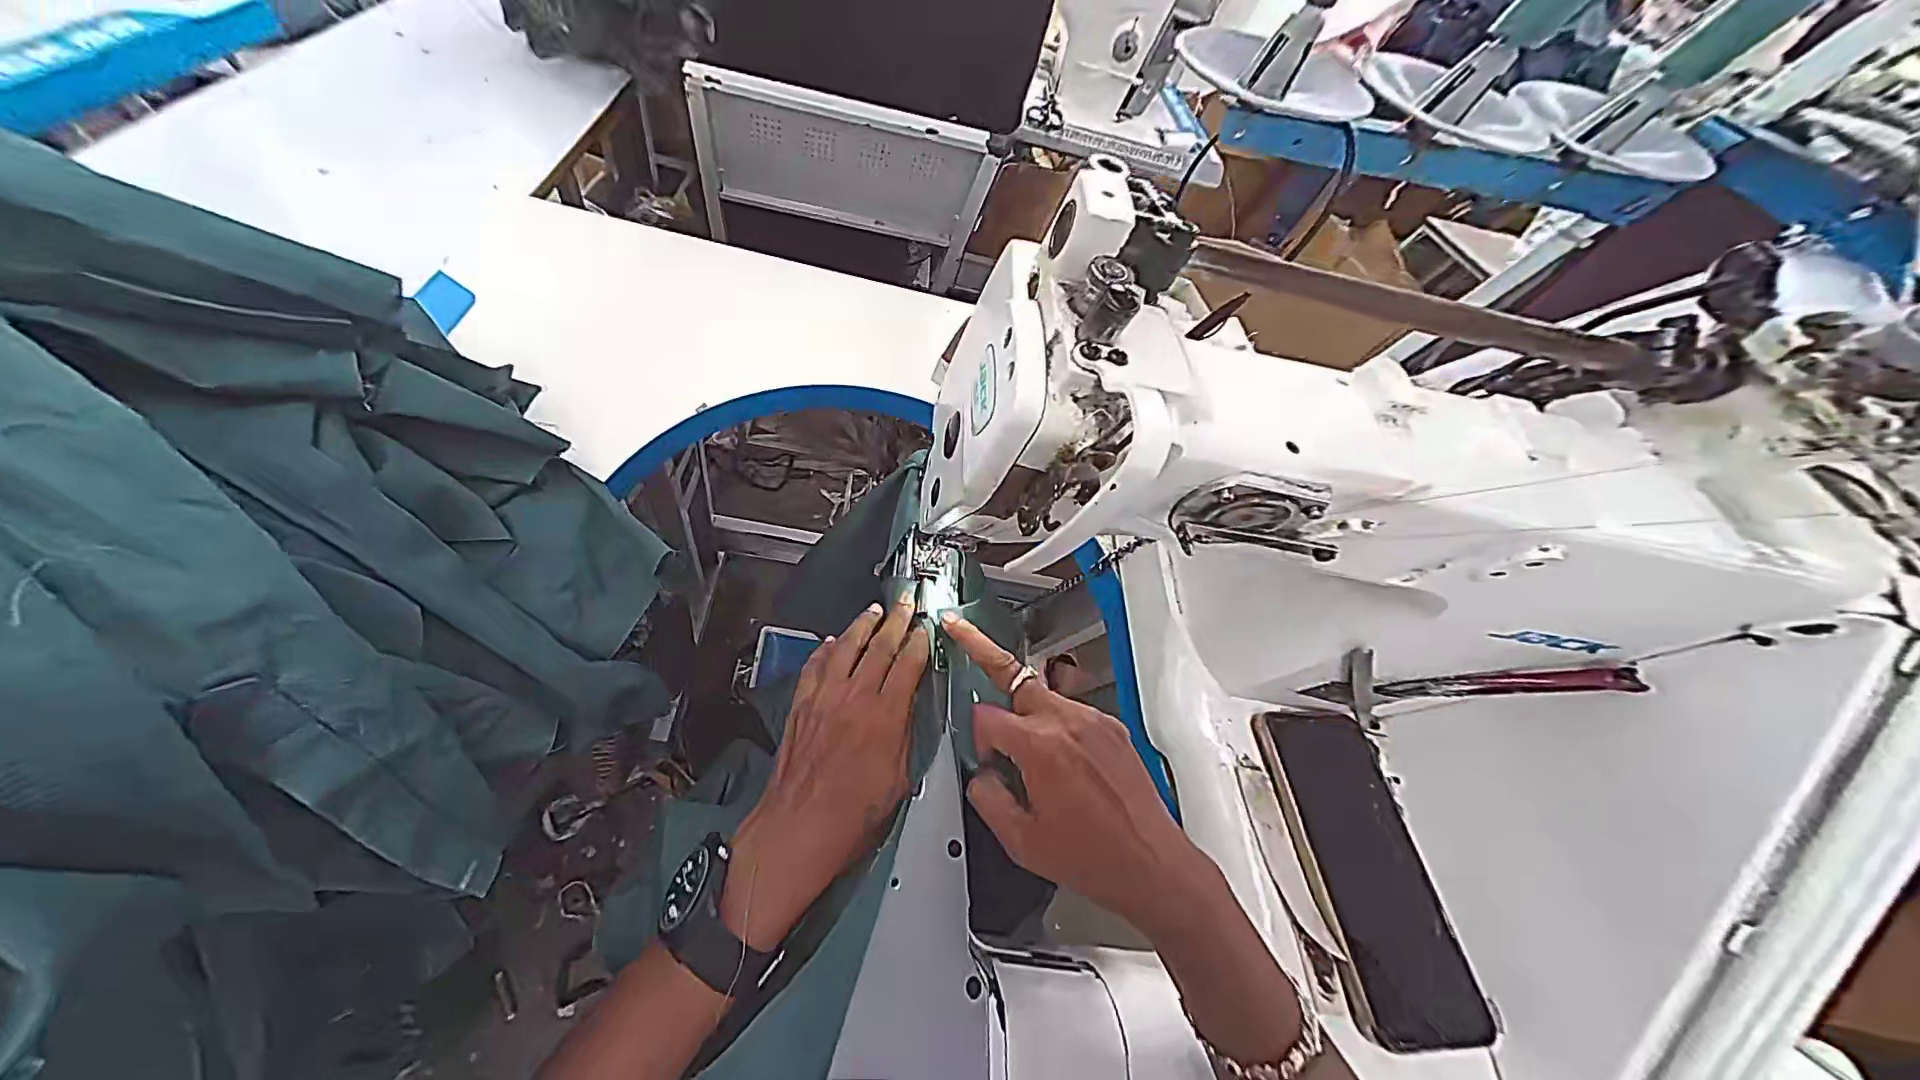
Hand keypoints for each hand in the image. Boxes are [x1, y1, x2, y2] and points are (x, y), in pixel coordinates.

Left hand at [723, 595, 930, 949]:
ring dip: (861, 626)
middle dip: (896, 621)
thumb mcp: (898, 781)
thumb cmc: (848, 817)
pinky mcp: (801, 708)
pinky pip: (814, 667)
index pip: (907, 665)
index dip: (919, 643)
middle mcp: (853, 700)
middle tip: (906, 604)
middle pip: (879, 647)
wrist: (798, 828)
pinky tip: (831, 643)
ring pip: (845, 648)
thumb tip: (908, 715)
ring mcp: (824, 700)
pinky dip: (824, 651)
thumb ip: (905, 739)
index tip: (925, 631)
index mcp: (884, 716)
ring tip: (873, 612)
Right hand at [941, 612, 1206, 938]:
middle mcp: (1068, 723)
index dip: (977, 739)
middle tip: (960, 630)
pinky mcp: (1112, 728)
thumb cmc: (1095, 857)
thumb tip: (981, 776)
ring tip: (1028, 747)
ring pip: (1043, 695)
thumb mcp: (1020, 840)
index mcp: (1040, 747)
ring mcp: (1094, 721)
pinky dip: (1057, 725)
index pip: (986, 716)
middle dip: (982, 652)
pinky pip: (1072, 712)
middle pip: (1012, 674)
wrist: (1151, 863)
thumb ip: (987, 796)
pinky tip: (1062, 761)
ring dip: (1026, 711)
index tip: (982, 758)